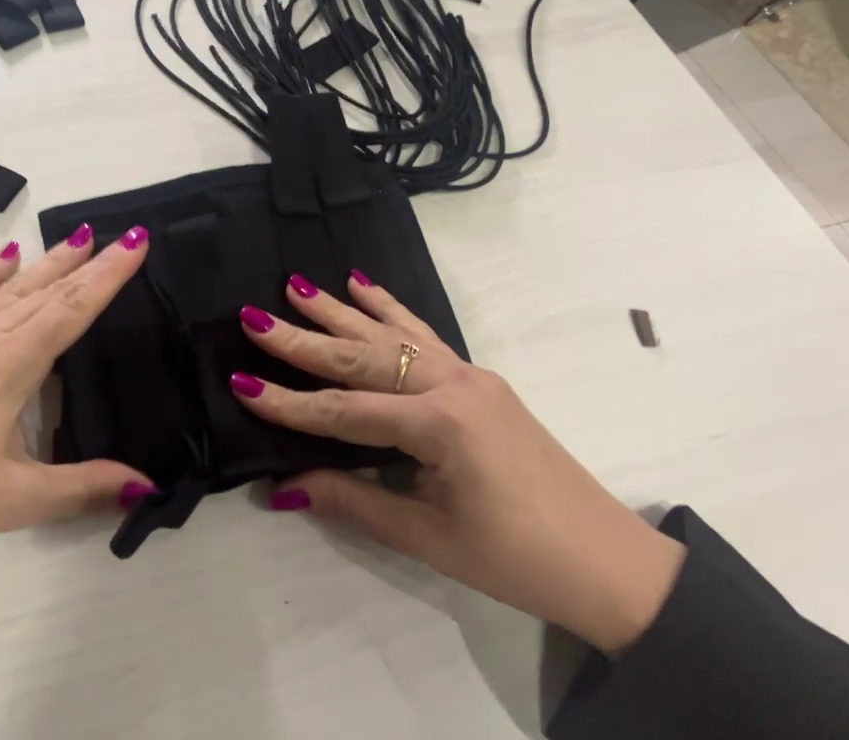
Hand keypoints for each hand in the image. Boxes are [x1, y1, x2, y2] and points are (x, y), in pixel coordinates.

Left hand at [0, 226, 153, 562]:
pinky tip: (2, 258)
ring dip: (43, 264)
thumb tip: (146, 485)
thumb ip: (83, 488)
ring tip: (74, 239)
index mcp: (8, 367)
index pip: (69, 310)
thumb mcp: (13, 500)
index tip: (136, 241)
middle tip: (117, 235)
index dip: (108, 276)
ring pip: (4, 289)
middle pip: (42, 292)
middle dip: (84, 263)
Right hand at [231, 270, 685, 654]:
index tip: (240, 386)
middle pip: (362, 358)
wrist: (607, 562)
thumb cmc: (517, 558)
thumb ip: (352, 501)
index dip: (289, 404)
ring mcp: (471, 377)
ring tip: (297, 286)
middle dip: (303, 341)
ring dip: (341, 311)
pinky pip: (424, 336)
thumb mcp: (428, 538)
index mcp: (441, 424)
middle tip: (253, 318)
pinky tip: (366, 286)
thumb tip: (282, 488)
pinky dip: (391, 309)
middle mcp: (453, 385)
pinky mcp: (480, 382)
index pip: (345, 410)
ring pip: (391, 336)